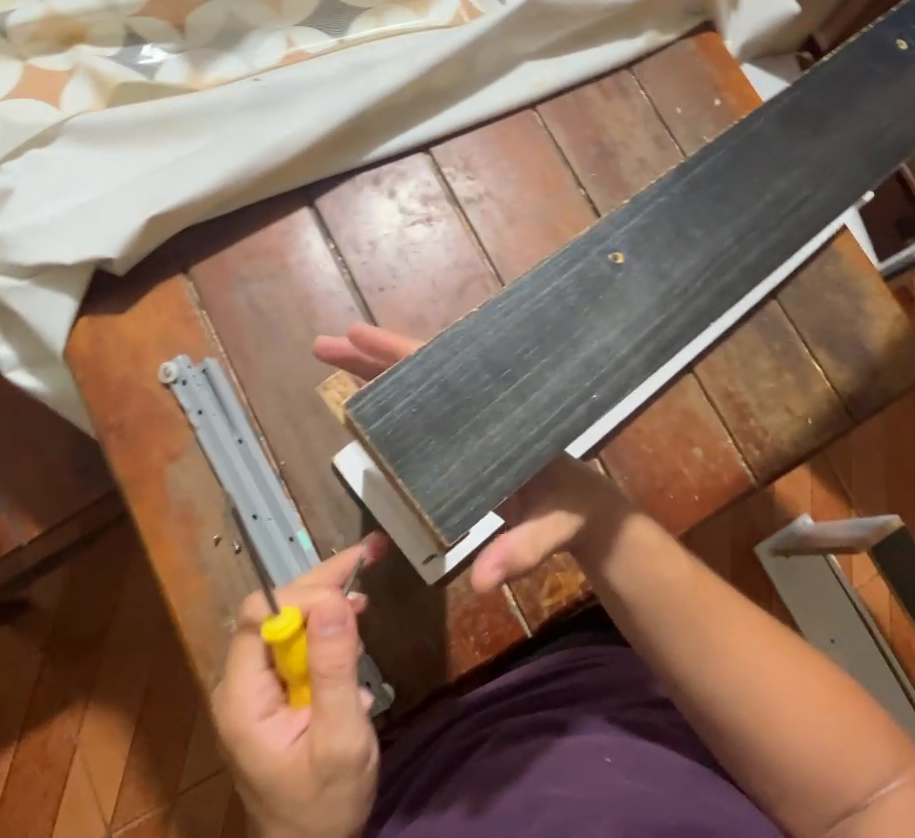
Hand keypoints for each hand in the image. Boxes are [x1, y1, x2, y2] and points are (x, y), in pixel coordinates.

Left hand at [215, 537, 387, 837]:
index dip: (304, 592)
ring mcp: (254, 694)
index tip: (352, 590)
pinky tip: (353, 644)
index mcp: (244, 696)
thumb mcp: (340, 739)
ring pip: (285, 629)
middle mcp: (240, 686)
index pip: (259, 614)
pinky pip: (294, 653)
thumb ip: (335, 670)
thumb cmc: (324, 804)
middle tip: (368, 560)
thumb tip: (334, 601)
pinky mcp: (271, 702)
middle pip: (272, 613)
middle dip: (320, 587)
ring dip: (325, 609)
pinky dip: (325, 638)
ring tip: (364, 603)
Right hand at [313, 323, 632, 593]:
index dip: (402, 355)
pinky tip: (366, 400)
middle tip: (325, 343)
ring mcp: (475, 422)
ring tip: (333, 356)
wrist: (589, 515)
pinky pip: (428, 413)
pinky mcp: (468, 440)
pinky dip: (396, 403)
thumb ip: (521, 552)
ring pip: (422, 390)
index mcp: (502, 417)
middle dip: (375, 356)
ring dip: (378, 374)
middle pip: (426, 374)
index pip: (448, 378)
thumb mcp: (553, 532)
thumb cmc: (574, 514)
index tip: (361, 334)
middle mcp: (485, 409)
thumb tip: (483, 581)